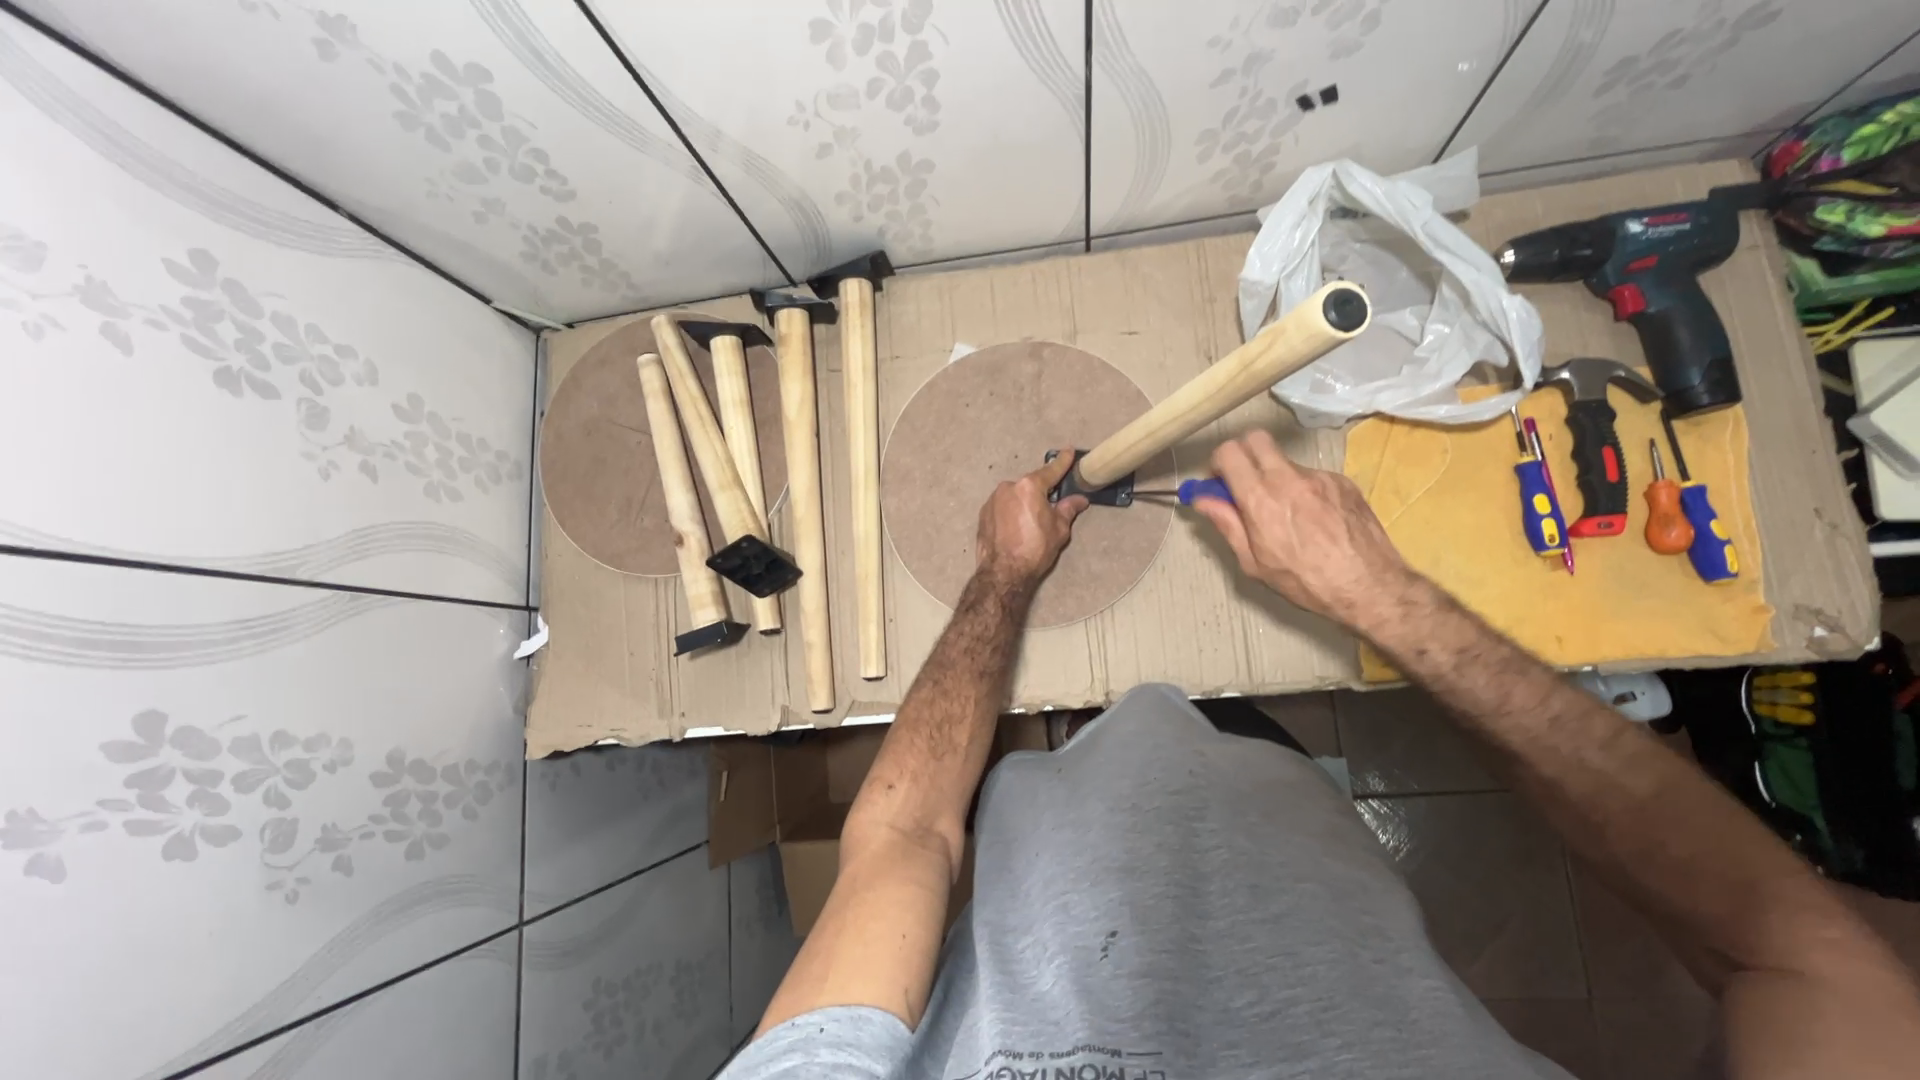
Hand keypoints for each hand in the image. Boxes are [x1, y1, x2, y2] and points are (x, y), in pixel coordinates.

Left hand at [975, 449, 1088, 591]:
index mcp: (1029, 487)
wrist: (1003, 572)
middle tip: (1049, 510)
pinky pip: (1002, 507)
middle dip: (1040, 494)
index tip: (1068, 451)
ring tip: (1030, 525)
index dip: (1062, 461)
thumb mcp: (1058, 530)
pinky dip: (1010, 513)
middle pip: (1030, 485)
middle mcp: (1008, 487)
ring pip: (1014, 496)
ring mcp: (992, 500)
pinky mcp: (983, 514)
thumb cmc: (1035, 549)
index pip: (1050, 470)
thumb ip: (1068, 509)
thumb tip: (1079, 500)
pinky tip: (1015, 529)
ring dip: (1023, 504)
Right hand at [1189, 430, 1417, 631]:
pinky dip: (1304, 488)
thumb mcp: (1254, 562)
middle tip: (1244, 482)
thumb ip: (1227, 524)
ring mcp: (1319, 476)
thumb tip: (1203, 500)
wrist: (1368, 585)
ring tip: (1286, 511)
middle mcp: (1288, 478)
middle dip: (1243, 454)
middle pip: (1255, 439)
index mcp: (1260, 499)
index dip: (1218, 462)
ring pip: (1285, 460)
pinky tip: (1314, 517)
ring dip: (1275, 475)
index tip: (1219, 482)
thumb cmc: (1305, 581)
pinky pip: (1312, 475)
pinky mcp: (1342, 480)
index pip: (1229, 452)